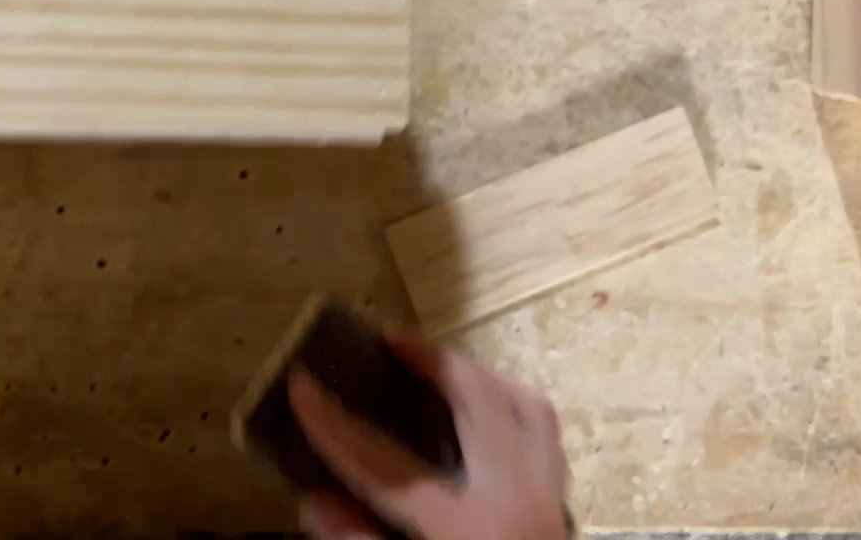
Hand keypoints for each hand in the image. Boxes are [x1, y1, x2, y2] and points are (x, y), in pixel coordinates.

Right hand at [288, 331, 571, 539]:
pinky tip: (478, 408)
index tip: (298, 384)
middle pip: (475, 403)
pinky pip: (542, 433)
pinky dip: (508, 404)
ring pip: (524, 406)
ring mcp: (550, 501)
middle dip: (428, 361)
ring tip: (435, 364)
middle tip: (387, 340)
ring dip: (477, 376)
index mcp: (473, 532)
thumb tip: (310, 497)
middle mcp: (520, 504)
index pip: (387, 468)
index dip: (334, 426)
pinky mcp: (562, 506)